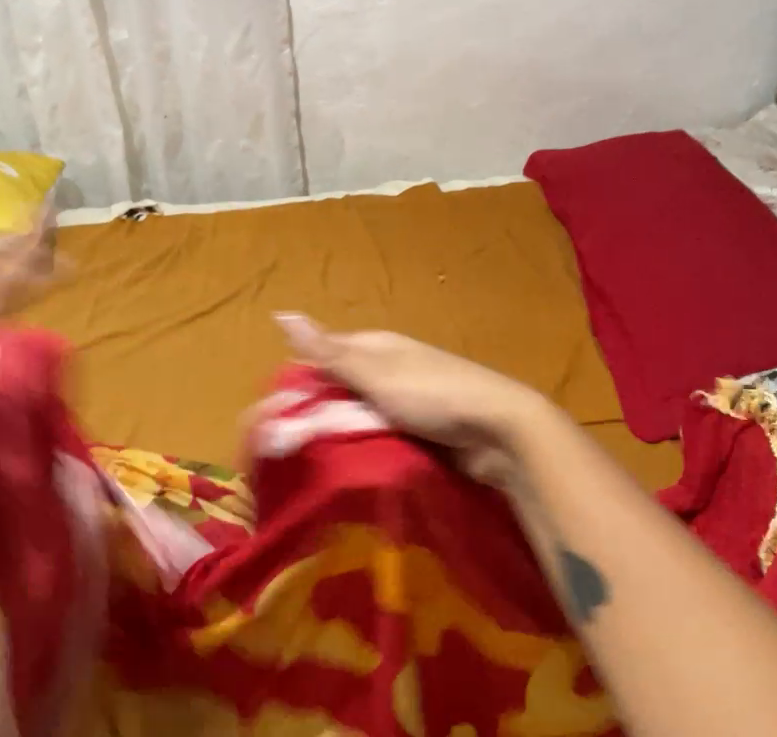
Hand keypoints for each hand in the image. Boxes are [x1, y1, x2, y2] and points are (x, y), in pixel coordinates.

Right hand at [272, 313, 551, 469]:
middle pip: (341, 388)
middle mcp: (389, 368)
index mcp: (376, 346)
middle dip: (320, 412)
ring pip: (360, 415)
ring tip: (319, 460)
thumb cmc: (433, 394)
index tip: (276, 414)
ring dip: (344, 433)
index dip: (300, 380)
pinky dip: (369, 446)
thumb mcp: (373, 372)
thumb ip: (328, 351)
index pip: (325, 356)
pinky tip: (356, 464)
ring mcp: (408, 400)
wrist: (500, 430)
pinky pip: (383, 435)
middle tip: (292, 445)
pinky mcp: (422, 430)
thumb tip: (282, 312)